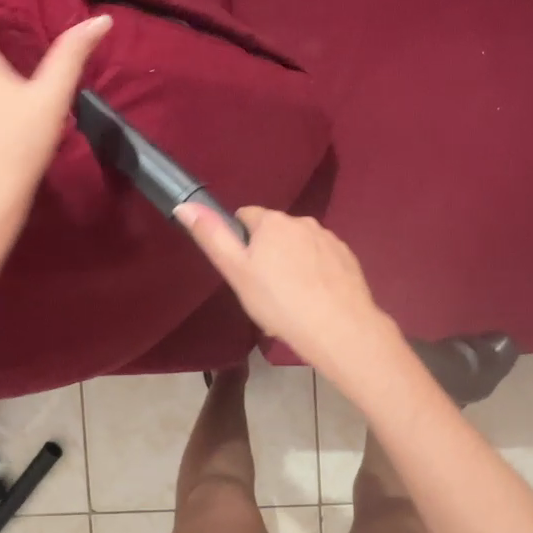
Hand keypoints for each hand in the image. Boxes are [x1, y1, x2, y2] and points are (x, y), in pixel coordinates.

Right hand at [176, 204, 404, 380]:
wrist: (338, 328)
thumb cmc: (279, 302)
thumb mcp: (237, 272)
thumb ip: (212, 236)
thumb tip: (185, 205)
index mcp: (272, 222)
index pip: (246, 217)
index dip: (240, 242)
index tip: (243, 271)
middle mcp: (303, 221)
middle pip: (275, 232)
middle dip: (267, 254)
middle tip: (264, 291)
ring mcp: (329, 238)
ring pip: (300, 246)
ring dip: (292, 263)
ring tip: (290, 301)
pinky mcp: (347, 257)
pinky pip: (322, 259)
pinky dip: (316, 273)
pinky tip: (314, 300)